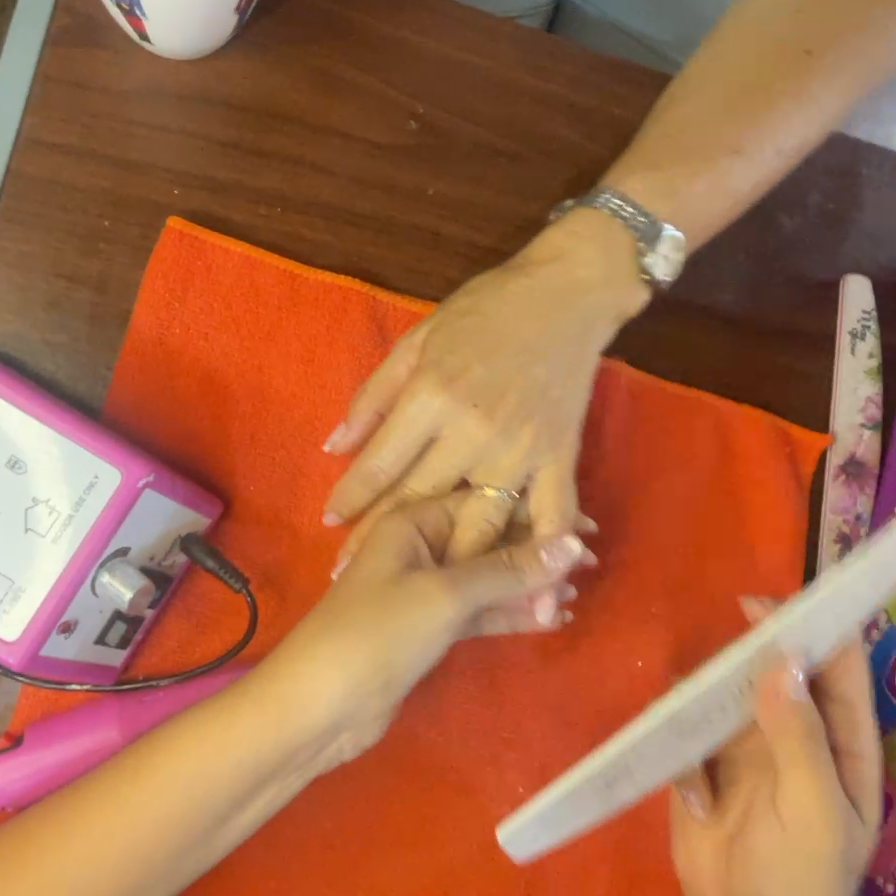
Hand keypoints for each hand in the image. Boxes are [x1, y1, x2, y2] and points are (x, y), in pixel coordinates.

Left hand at [257, 491, 593, 768]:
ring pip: (487, 580)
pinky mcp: (429, 628)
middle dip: (536, 554)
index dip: (535, 515)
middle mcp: (420, 547)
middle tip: (591, 566)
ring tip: (576, 595)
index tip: (587, 527)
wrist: (320, 706)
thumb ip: (507, 570)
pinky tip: (550, 618)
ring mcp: (425, 590)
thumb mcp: (444, 595)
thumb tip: (572, 542)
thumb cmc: (375, 634)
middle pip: (489, 541)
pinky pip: (479, 612)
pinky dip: (511, 615)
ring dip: (528, 588)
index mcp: (414, 521)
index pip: (484, 503)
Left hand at [321, 211, 646, 565]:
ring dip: (448, 565)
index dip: (352, 497)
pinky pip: (551, 513)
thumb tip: (334, 447)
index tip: (329, 524)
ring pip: (478, 520)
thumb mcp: (417, 341)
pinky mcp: (561, 456)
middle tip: (349, 576)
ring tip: (418, 602)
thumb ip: (375, 397)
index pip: (381, 462)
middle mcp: (472, 430)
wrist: (565, 293)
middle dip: (380, 541)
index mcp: (431, 396)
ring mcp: (520, 448)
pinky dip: (544, 557)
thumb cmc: (483, 310)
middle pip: (419, 499)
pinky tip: (538, 600)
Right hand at [670, 598, 882, 895]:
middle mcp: (796, 734)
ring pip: (728, 689)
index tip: (796, 597)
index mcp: (843, 747)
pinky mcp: (701, 757)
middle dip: (760, 645)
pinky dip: (683, 741)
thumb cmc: (801, 877)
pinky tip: (691, 785)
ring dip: (712, 685)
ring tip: (696, 697)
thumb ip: (799, 738)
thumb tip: (780, 662)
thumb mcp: (816, 812)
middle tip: (738, 617)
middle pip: (779, 671)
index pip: (841, 675)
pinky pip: (687, 724)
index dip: (824, 631)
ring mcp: (746, 745)